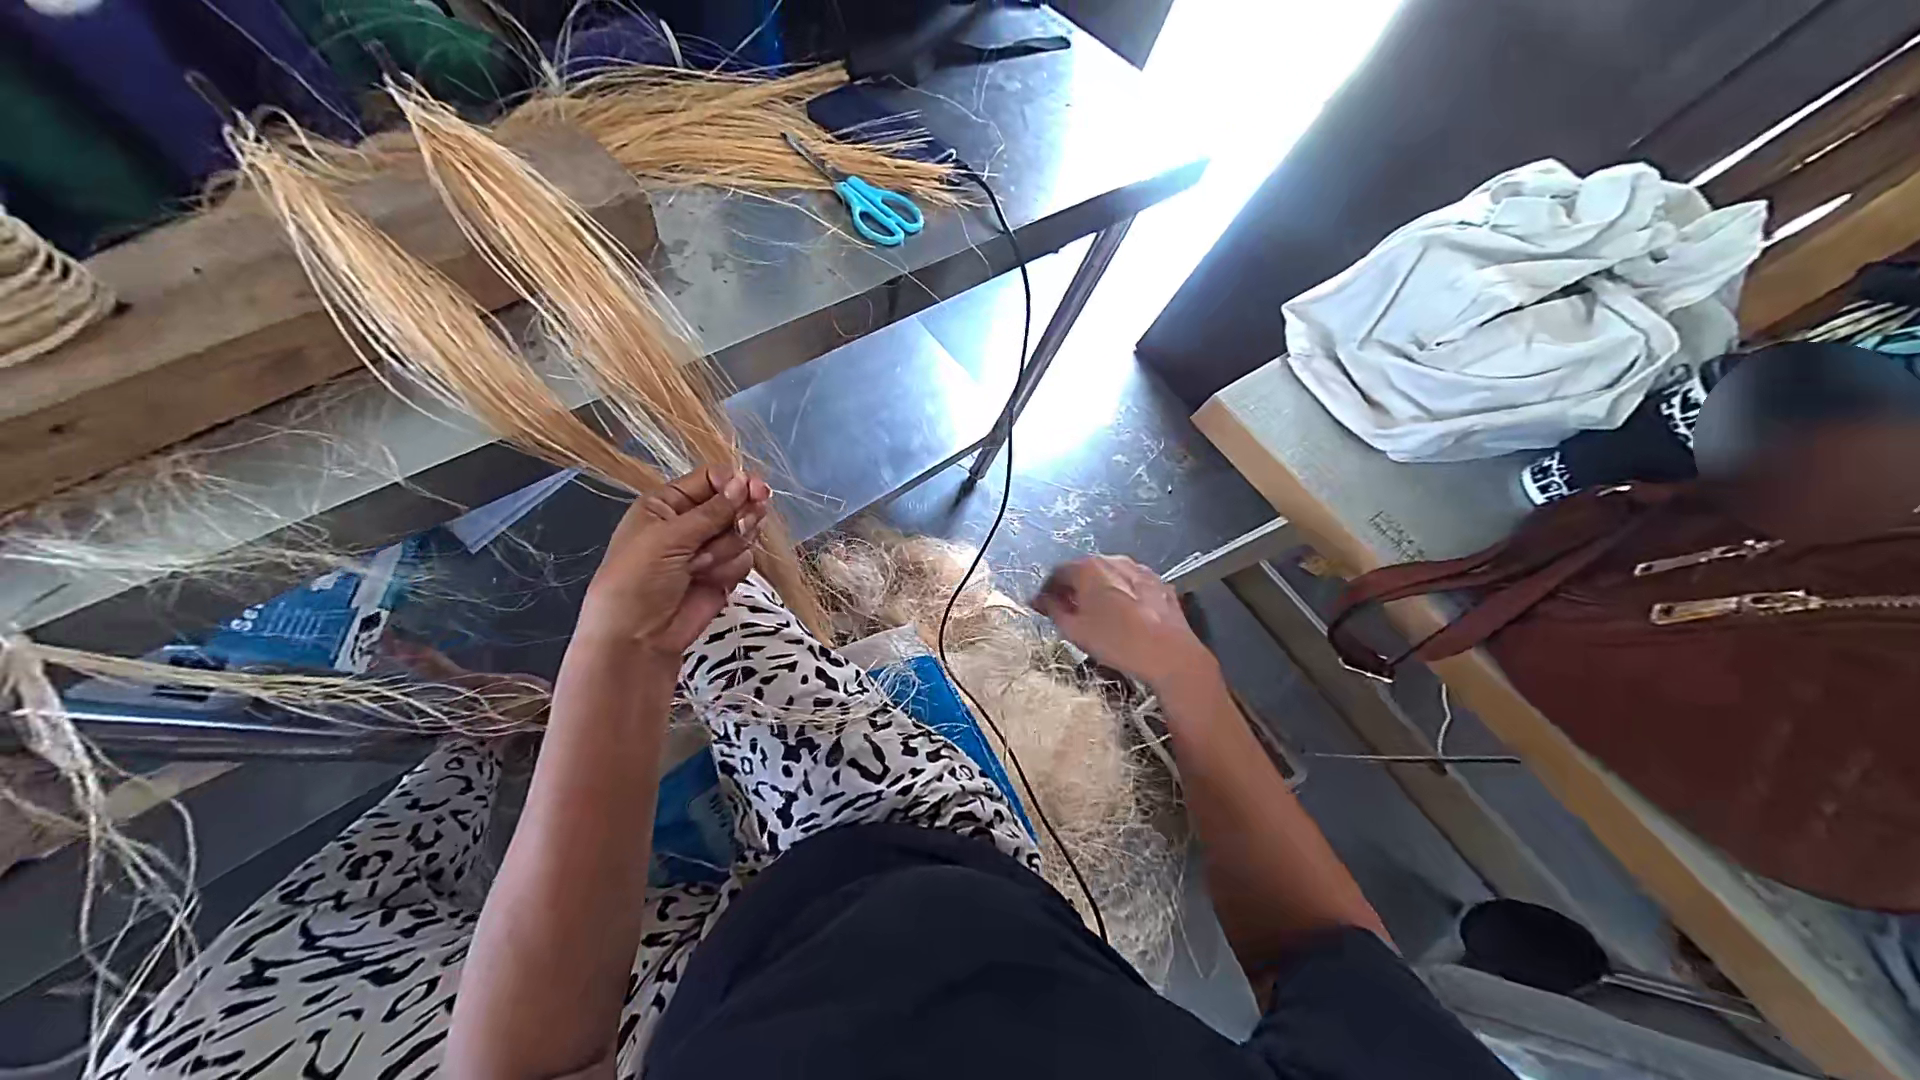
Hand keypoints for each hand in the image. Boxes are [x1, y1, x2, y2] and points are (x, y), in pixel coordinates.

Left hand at [576, 465, 768, 667]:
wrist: (639, 638)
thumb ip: (712, 511)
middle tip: (743, 524)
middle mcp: (691, 522)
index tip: (756, 490)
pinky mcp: (723, 573)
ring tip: (701, 567)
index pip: (711, 479)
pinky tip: (710, 581)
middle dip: (739, 515)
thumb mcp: (669, 537)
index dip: (735, 483)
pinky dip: (730, 569)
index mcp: (668, 504)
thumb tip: (744, 482)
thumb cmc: (638, 579)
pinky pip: (745, 559)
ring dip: (728, 548)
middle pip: (734, 503)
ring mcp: (709, 548)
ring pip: (743, 532)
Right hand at [1034, 555, 1214, 687]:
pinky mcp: (1158, 582)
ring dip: (1097, 591)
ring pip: (1108, 576)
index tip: (1044, 607)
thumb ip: (1052, 609)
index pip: (1057, 572)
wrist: (1170, 653)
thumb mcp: (1074, 630)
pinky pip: (1130, 584)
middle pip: (1084, 571)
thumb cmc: (1116, 642)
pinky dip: (1120, 595)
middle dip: (1072, 589)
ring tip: (1096, 616)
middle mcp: (1112, 560)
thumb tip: (1039, 599)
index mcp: (1088, 568)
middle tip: (1067, 613)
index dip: (1047, 590)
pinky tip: (1122, 616)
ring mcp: (1139, 569)